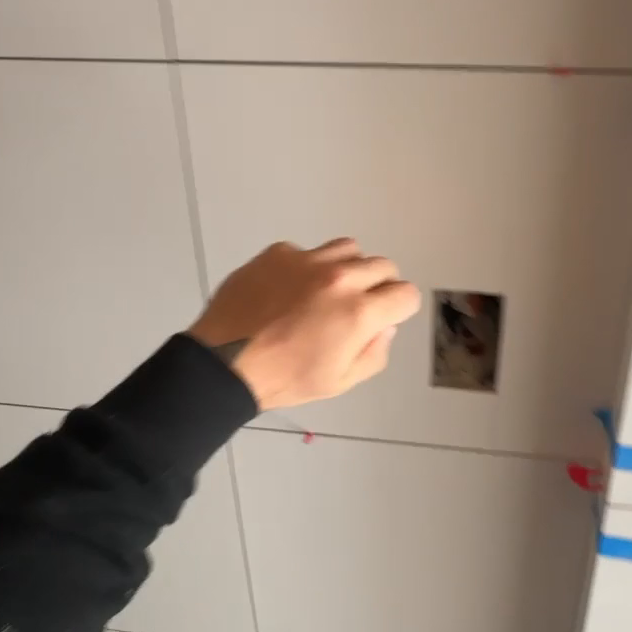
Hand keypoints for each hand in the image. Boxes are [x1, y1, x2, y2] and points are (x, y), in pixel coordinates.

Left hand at [188, 238, 421, 410]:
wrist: (225, 363)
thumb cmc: (285, 379)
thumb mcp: (340, 381)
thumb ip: (374, 353)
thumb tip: (384, 326)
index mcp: (359, 313)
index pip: (406, 295)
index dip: (399, 309)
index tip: (383, 319)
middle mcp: (339, 278)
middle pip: (384, 266)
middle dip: (379, 287)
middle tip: (356, 308)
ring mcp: (307, 261)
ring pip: (349, 249)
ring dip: (349, 268)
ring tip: (328, 291)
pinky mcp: (278, 253)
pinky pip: (308, 252)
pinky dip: (307, 267)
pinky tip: (289, 291)